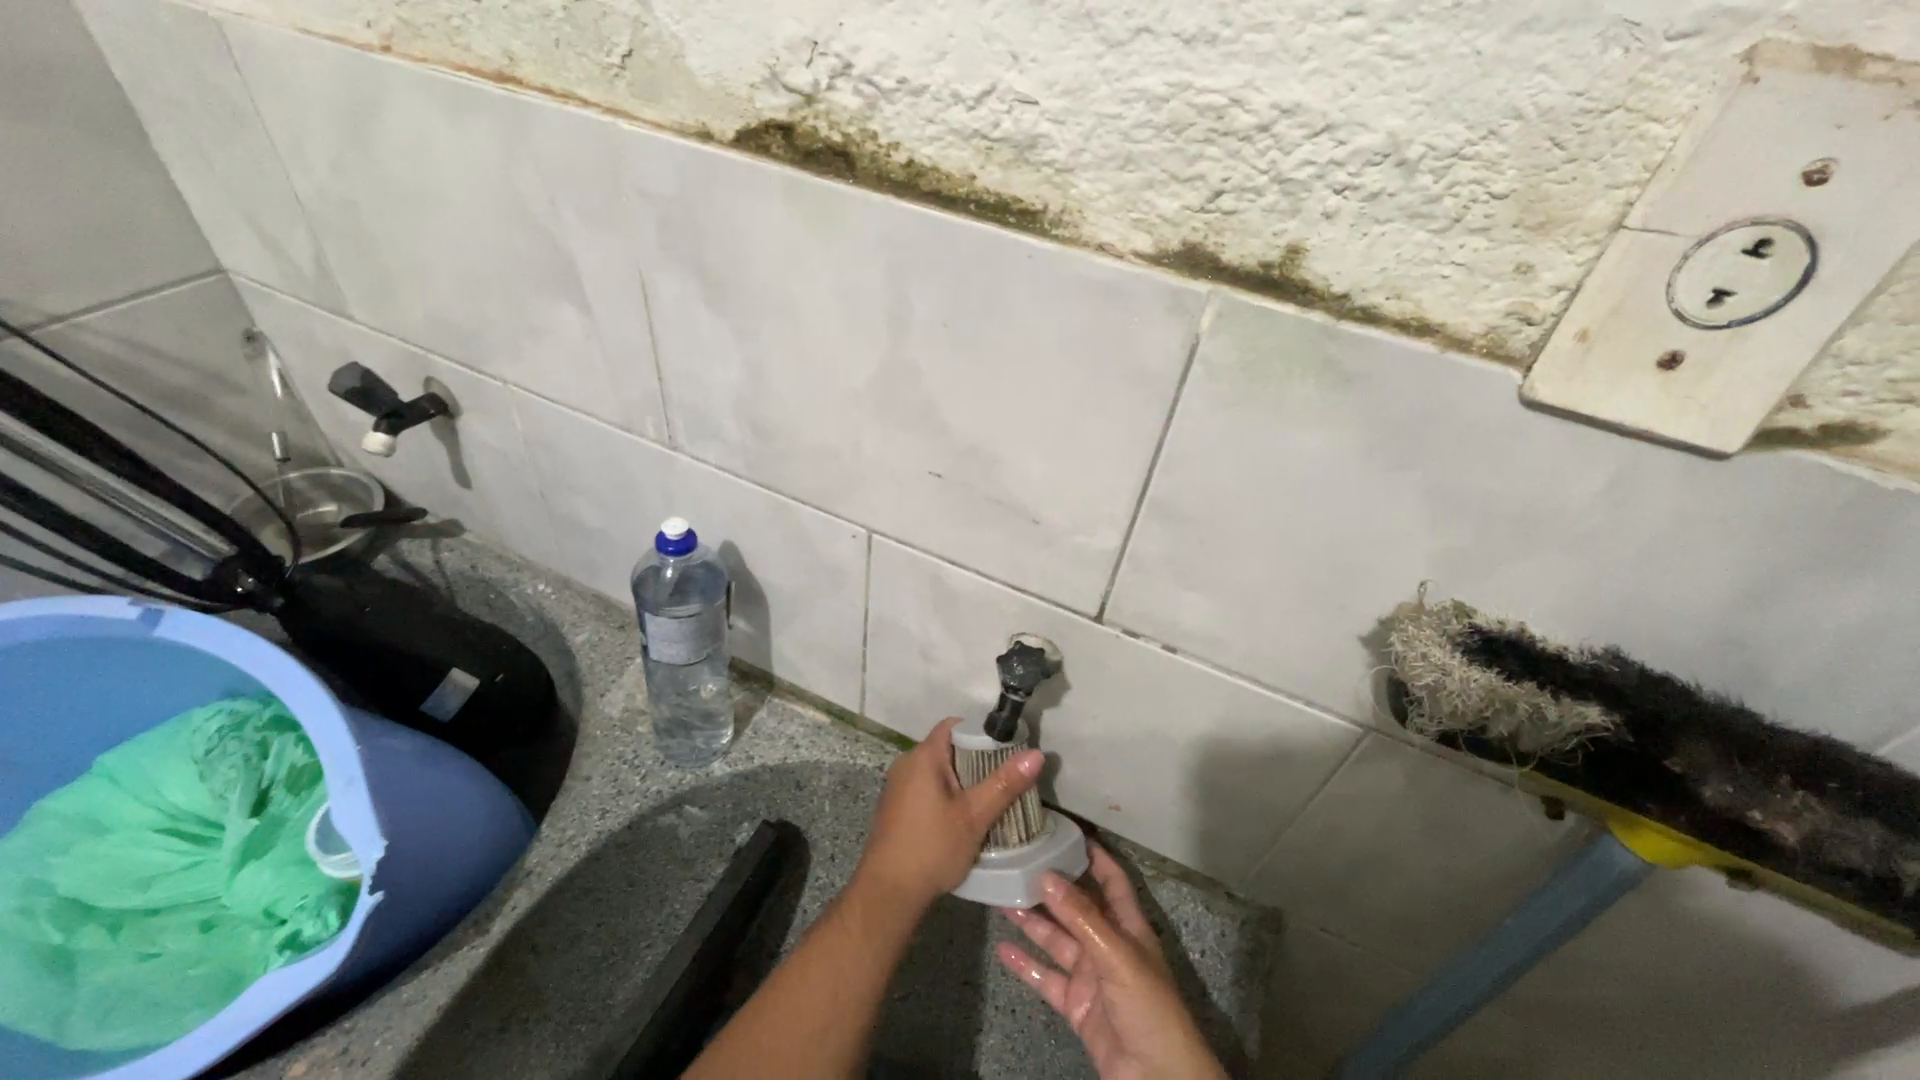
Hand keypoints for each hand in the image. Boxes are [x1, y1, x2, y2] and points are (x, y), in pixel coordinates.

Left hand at [853, 717, 1042, 912]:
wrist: (888, 892)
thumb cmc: (931, 848)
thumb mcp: (974, 816)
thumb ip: (1004, 783)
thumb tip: (1036, 754)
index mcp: (923, 757)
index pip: (954, 726)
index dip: (982, 731)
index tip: (1009, 746)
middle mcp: (907, 764)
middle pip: (949, 748)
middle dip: (979, 760)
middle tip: (1009, 776)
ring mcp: (899, 787)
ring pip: (939, 772)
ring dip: (965, 781)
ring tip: (994, 797)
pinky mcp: (898, 808)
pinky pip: (928, 789)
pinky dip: (949, 795)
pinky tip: (967, 817)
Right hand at [997, 845, 1227, 1079]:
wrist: (1155, 1076)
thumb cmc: (1148, 1007)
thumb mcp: (1116, 956)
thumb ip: (1081, 917)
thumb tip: (1048, 876)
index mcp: (1129, 928)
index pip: (1111, 881)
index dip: (1094, 857)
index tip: (1066, 833)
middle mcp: (1109, 945)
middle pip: (1076, 908)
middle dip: (1051, 888)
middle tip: (1018, 863)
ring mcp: (1091, 976)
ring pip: (1057, 941)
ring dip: (1032, 922)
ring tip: (1001, 897)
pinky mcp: (1077, 1005)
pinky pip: (1047, 979)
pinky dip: (1026, 965)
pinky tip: (1003, 949)